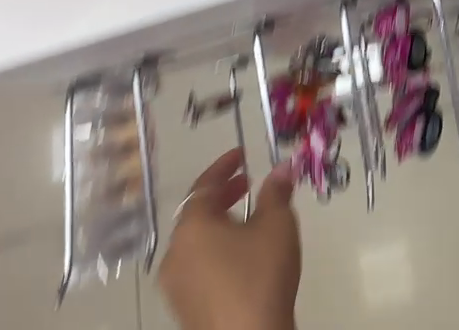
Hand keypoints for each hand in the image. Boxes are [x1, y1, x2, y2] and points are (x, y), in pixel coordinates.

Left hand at [160, 149, 300, 329]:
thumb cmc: (260, 274)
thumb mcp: (277, 224)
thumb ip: (277, 191)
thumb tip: (283, 166)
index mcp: (193, 228)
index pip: (203, 186)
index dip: (223, 166)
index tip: (242, 154)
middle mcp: (175, 253)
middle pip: (196, 213)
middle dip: (222, 194)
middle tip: (248, 182)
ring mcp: (175, 283)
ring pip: (196, 240)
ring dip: (219, 221)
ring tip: (249, 216)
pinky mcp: (184, 306)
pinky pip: (197, 262)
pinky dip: (216, 246)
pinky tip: (242, 252)